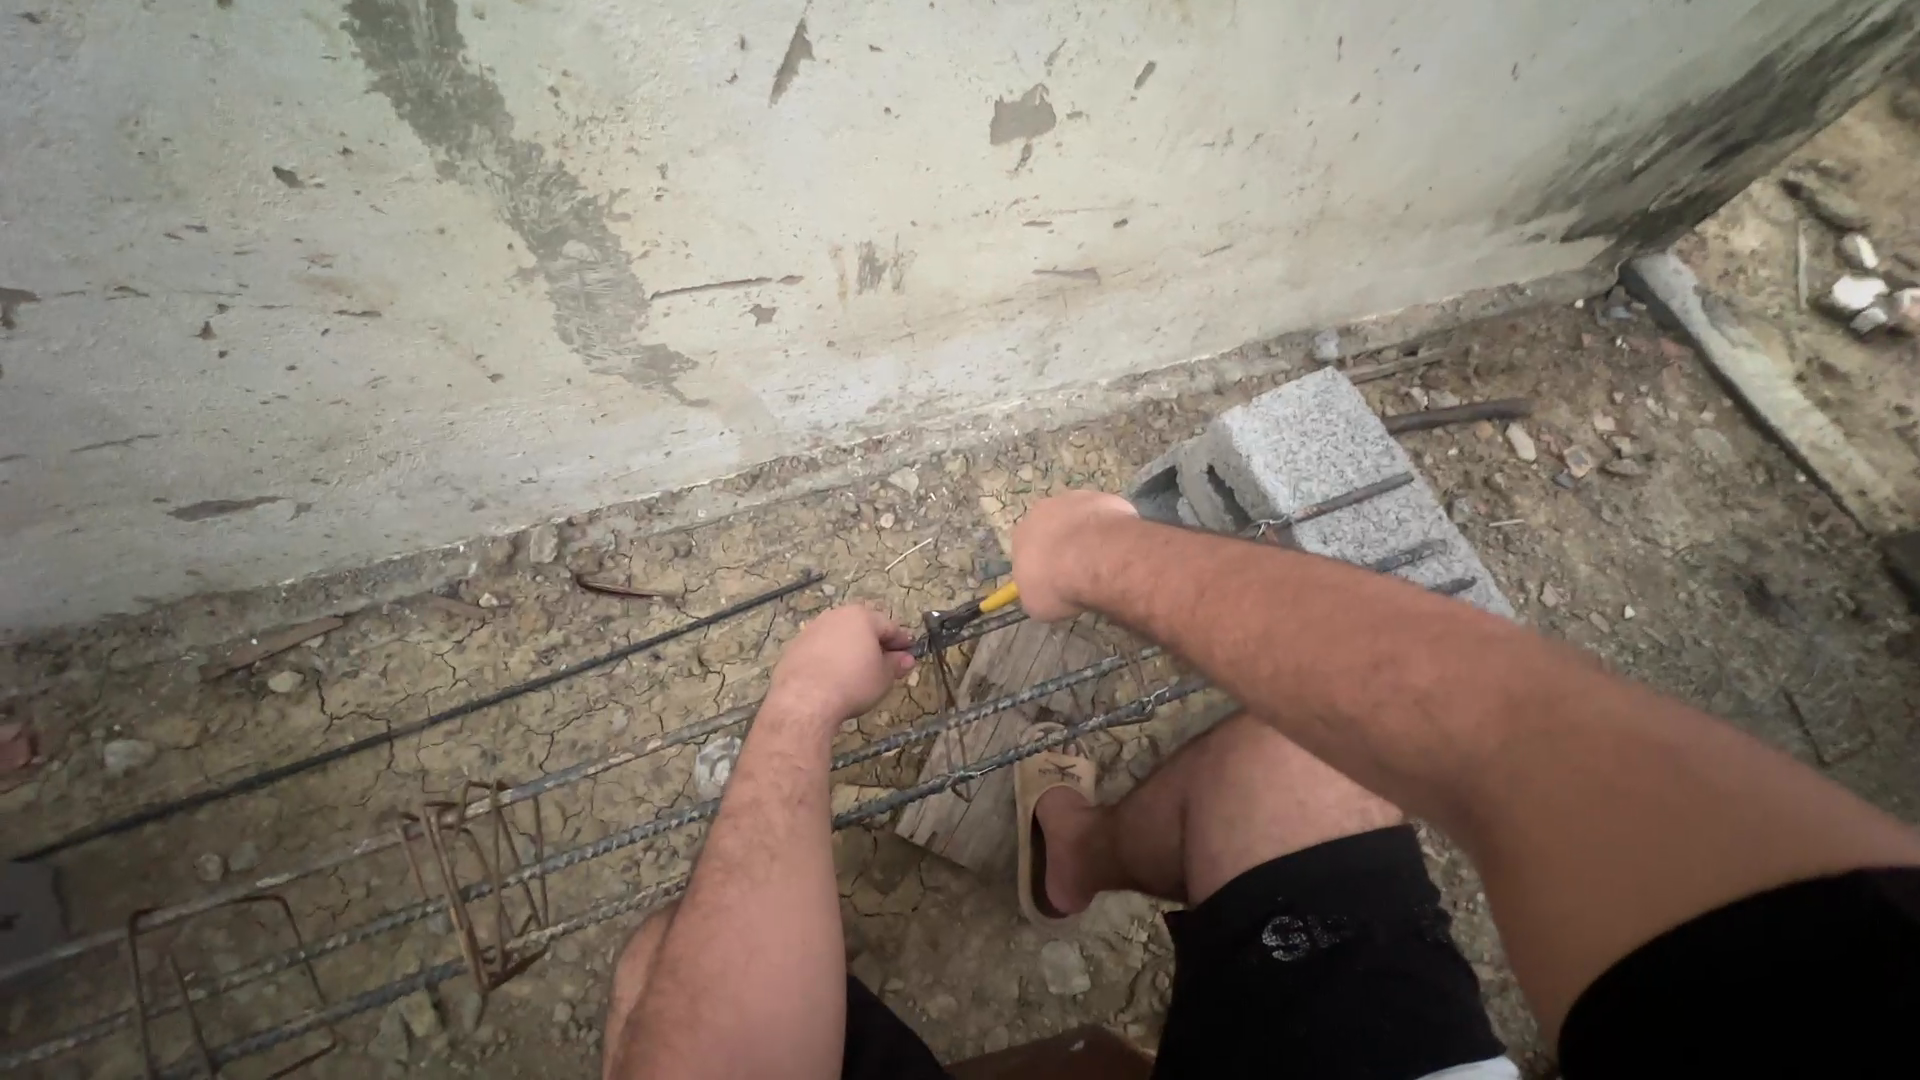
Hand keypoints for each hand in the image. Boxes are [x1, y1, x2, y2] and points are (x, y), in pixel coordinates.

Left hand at [765, 605, 915, 726]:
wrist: (805, 699)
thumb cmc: (853, 683)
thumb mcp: (883, 677)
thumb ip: (895, 664)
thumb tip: (906, 659)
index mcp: (862, 617)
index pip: (889, 626)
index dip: (901, 641)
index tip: (909, 652)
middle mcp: (836, 616)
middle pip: (862, 627)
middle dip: (875, 643)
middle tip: (885, 662)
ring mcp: (812, 630)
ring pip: (839, 636)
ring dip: (851, 649)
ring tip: (858, 671)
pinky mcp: (794, 647)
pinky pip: (820, 649)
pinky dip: (830, 658)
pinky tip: (833, 677)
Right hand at [1011, 491, 1139, 620]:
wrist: (1095, 558)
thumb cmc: (1058, 584)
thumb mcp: (1037, 604)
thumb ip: (1037, 592)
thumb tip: (1045, 592)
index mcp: (1021, 535)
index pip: (1028, 550)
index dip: (1044, 566)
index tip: (1057, 582)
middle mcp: (1043, 511)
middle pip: (1053, 529)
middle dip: (1065, 546)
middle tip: (1081, 571)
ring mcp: (1075, 500)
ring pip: (1081, 520)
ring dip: (1089, 536)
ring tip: (1104, 561)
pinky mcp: (1104, 498)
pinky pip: (1107, 516)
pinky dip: (1112, 531)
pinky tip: (1119, 549)